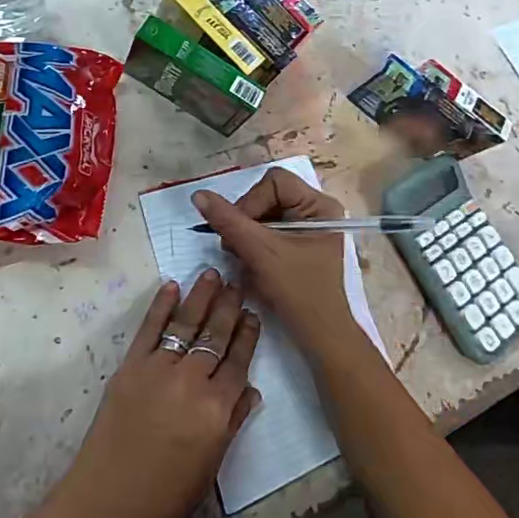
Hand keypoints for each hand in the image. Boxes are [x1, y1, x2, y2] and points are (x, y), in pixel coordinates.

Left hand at [47, 272, 260, 517]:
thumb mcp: (211, 464)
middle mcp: (190, 381)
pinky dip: (160, 306)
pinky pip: (148, 330)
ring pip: (184, 325)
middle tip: (238, 279)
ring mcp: (156, 369)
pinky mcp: (128, 366)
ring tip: (212, 273)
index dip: (247, 335)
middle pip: (214, 336)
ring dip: (199, 297)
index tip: (254, 311)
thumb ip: (231, 422)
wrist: (109, 502)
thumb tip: (250, 389)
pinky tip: (171, 286)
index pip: (238, 362)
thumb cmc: (168, 497)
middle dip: (227, 306)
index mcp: (217, 409)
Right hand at [189, 168, 357, 348]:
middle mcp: (315, 212)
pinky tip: (250, 264)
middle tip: (236, 247)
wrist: (320, 335)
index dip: (251, 201)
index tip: (242, 231)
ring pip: (261, 215)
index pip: (274, 183)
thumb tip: (198, 195)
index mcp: (319, 206)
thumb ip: (228, 220)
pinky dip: (251, 245)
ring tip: (242, 257)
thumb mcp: (260, 252)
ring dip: (245, 235)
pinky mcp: (295, 245)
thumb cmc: (299, 291)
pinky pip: (264, 232)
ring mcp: (305, 229)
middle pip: (266, 197)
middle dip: (246, 221)